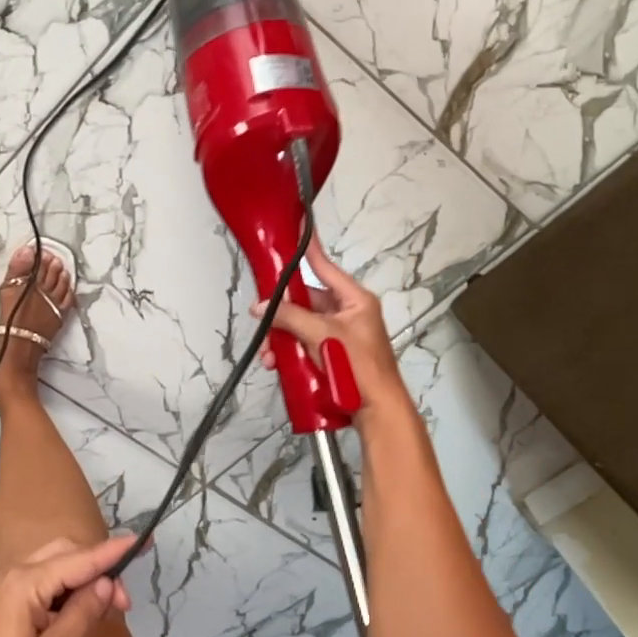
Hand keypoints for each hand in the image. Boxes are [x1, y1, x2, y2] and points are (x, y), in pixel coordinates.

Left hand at [0, 536, 136, 636]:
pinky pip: (38, 584)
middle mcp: (11, 575)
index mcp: (25, 583)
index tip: (143, 539)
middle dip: (98, 567)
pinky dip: (62, 591)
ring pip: (51, 566)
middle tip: (125, 602)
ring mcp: (2, 590)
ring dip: (81, 580)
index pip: (79, 558)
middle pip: (64, 553)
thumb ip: (82, 615)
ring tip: (106, 608)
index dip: (113, 551)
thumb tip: (105, 585)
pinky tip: (76, 613)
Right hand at [251, 240, 407, 417]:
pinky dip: (288, 352)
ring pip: (299, 325)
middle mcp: (347, 312)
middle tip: (261, 319)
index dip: (308, 249)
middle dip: (281, 313)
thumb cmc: (359, 365)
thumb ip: (289, 317)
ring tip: (269, 354)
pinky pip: (302, 344)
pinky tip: (276, 364)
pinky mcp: (331, 353)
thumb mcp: (322, 334)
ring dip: (280, 338)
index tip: (298, 226)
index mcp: (354, 299)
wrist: (377, 410)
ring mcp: (339, 334)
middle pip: (304, 301)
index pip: (325, 267)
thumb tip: (260, 307)